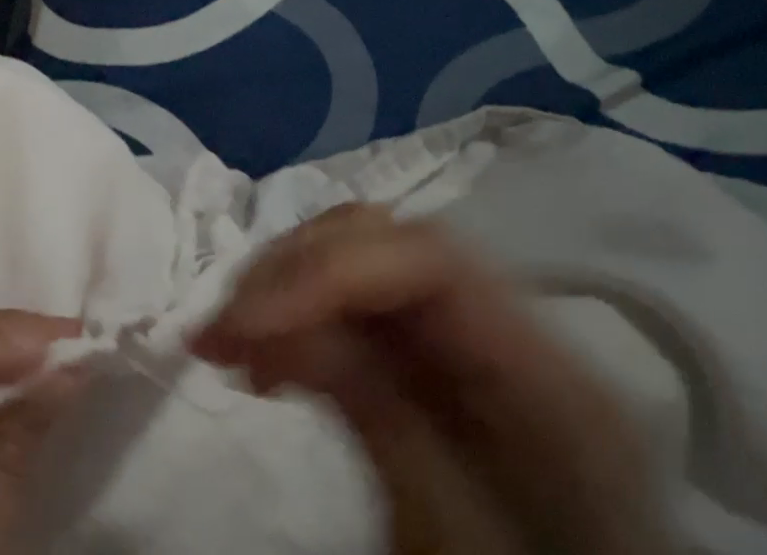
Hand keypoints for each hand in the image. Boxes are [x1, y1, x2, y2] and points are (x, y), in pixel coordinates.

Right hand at [190, 205, 668, 554]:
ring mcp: (469, 333)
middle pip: (387, 240)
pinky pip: (352, 302)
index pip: (428, 260)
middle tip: (219, 333)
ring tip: (228, 345)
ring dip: (279, 286)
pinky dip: (292, 314)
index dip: (324, 270)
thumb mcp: (447, 526)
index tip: (241, 323)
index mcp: (547, 374)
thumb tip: (275, 325)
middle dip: (288, 271)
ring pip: (358, 255)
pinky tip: (261, 357)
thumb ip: (376, 417)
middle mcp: (510, 327)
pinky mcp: (433, 352)